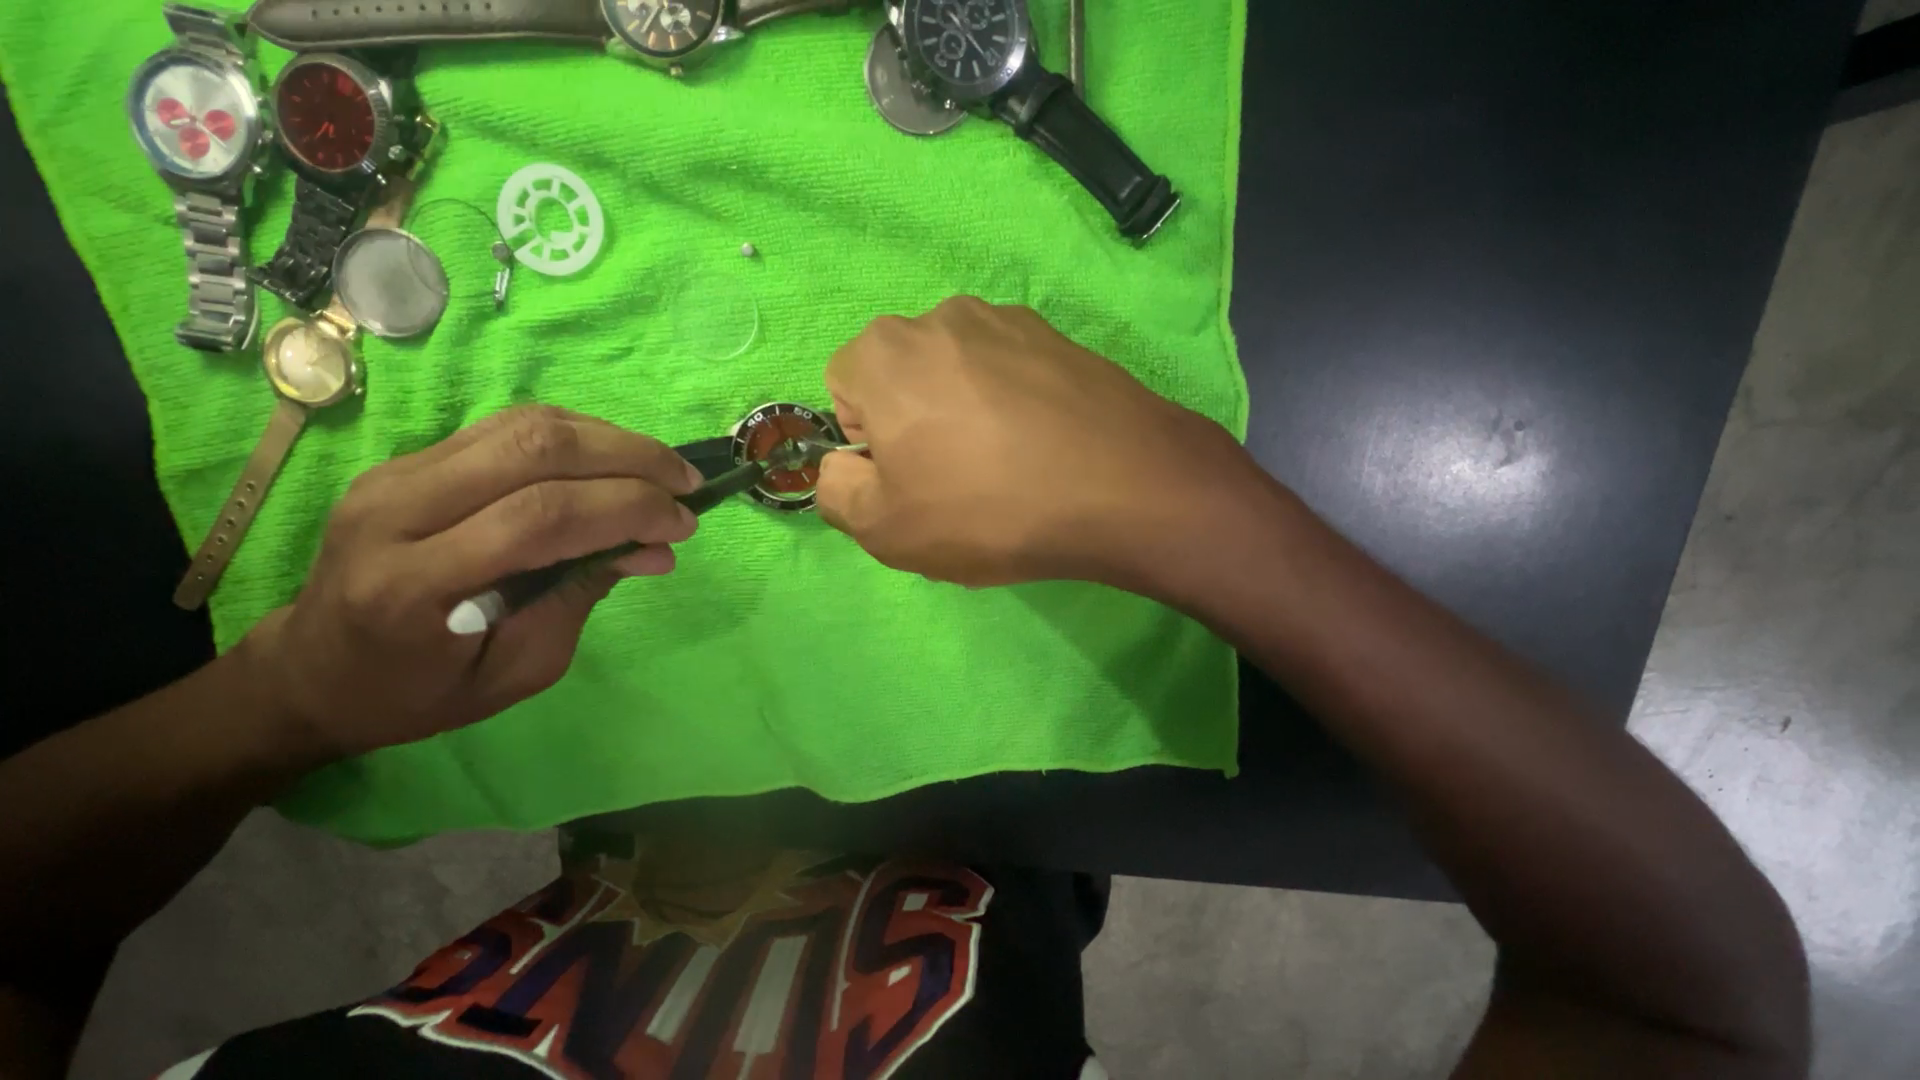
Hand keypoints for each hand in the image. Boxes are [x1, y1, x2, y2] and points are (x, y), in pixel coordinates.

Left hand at [232, 406, 702, 760]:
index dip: (627, 509)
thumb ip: (580, 598)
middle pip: (533, 451)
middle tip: (686, 484)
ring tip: (660, 469)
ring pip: (523, 425)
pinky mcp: (406, 459)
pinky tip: (611, 460)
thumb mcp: (516, 671)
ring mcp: (395, 474)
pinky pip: (506, 428)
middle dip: (630, 458)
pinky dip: (575, 436)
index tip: (683, 525)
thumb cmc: (420, 691)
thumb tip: (654, 547)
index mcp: (414, 584)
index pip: (540, 517)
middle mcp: (396, 510)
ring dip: (608, 438)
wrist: (314, 669)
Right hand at [816, 297, 1259, 588]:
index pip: (844, 389)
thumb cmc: (987, 509)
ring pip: (960, 374)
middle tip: (957, 482)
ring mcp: (1010, 320)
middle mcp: (941, 316)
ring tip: (1009, 469)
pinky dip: (1016, 407)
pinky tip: (1046, 451)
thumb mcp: (883, 529)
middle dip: (916, 424)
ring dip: (967, 414)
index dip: (869, 442)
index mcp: (884, 351)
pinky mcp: (1063, 337)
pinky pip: (1014, 374)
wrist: (1126, 489)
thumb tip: (845, 464)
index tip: (910, 479)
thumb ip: (836, 490)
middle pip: (905, 377)